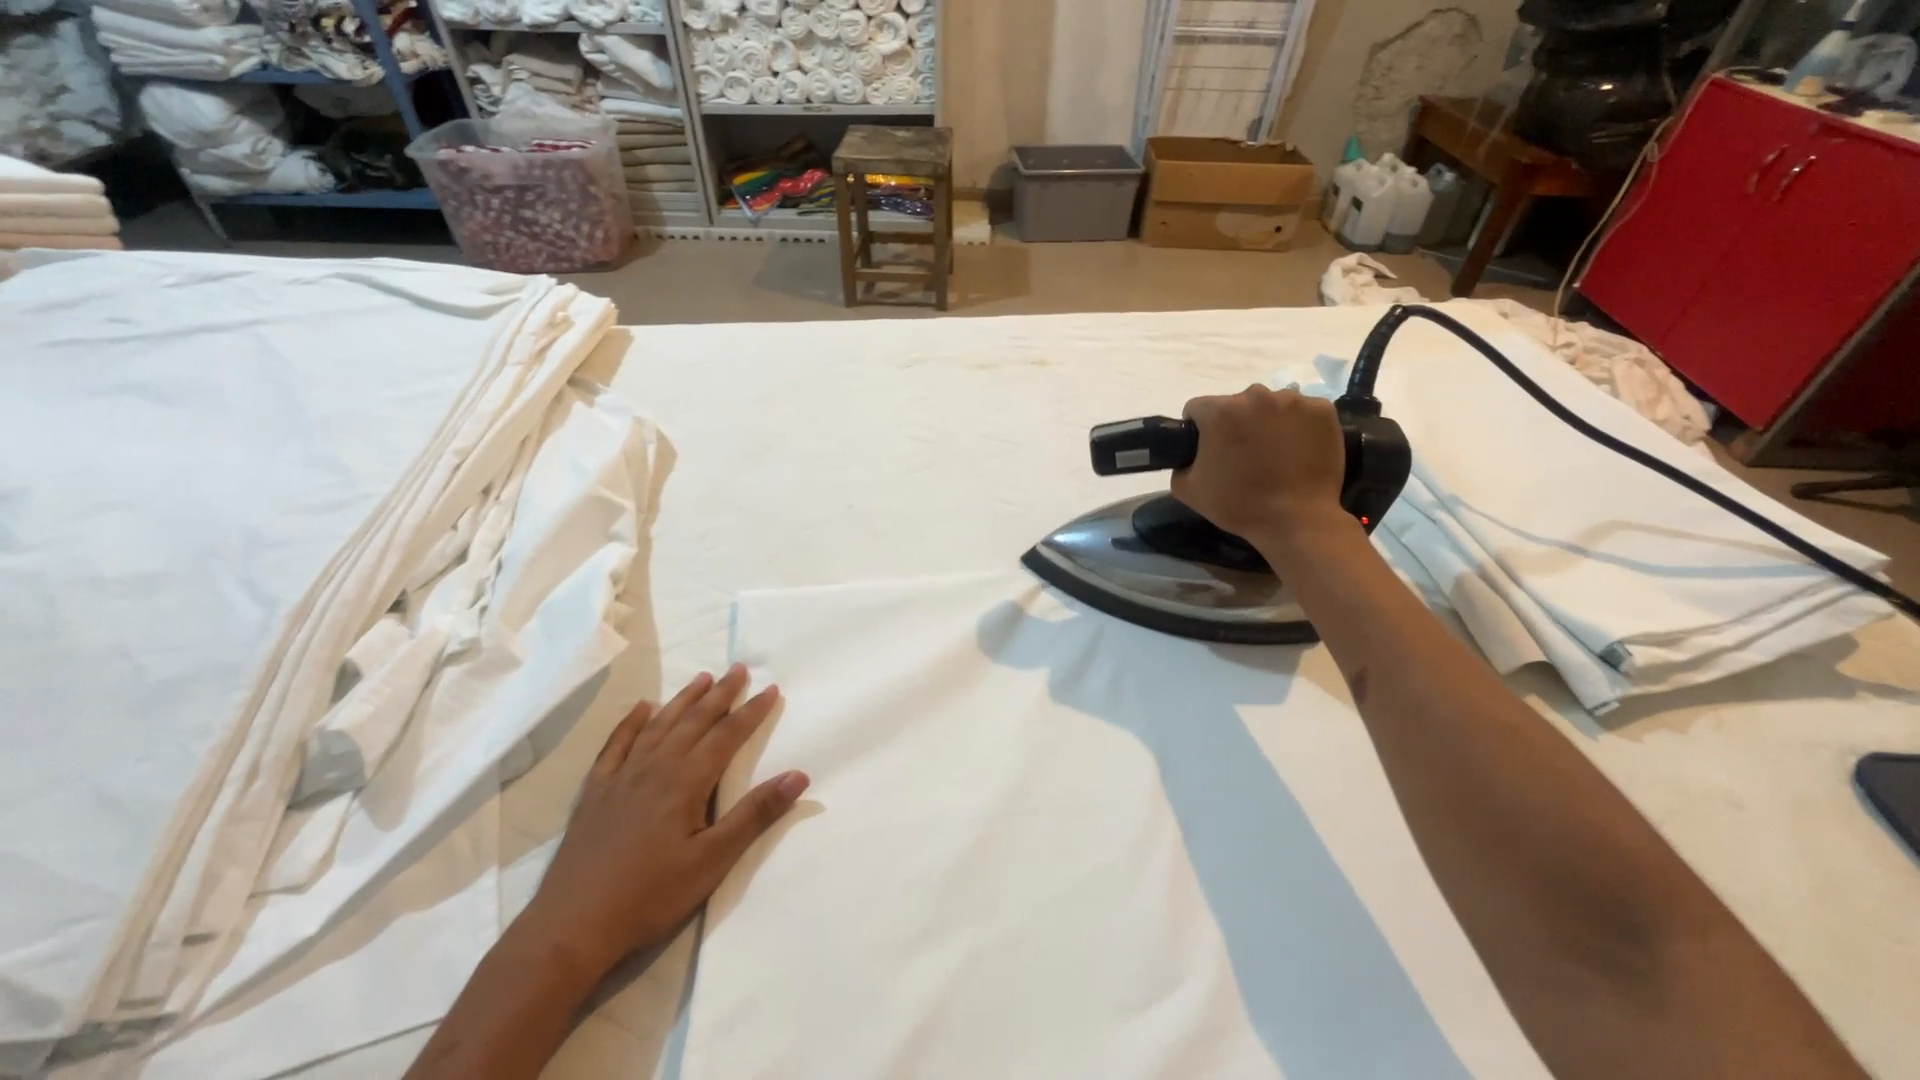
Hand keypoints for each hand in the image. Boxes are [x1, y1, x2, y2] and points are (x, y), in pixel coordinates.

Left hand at [517, 665, 808, 980]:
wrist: (573, 925)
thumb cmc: (651, 895)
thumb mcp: (713, 861)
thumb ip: (755, 815)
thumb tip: (798, 775)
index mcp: (686, 782)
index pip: (726, 737)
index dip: (751, 712)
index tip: (771, 689)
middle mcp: (654, 768)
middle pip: (693, 722)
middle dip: (720, 695)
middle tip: (739, 669)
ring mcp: (621, 778)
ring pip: (658, 726)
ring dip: (682, 700)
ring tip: (702, 678)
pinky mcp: (596, 793)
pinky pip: (616, 745)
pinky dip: (631, 723)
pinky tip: (641, 709)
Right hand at [1171, 385, 1347, 541]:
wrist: (1296, 520)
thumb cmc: (1239, 505)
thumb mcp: (1188, 490)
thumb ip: (1180, 464)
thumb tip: (1190, 456)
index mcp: (1220, 411)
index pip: (1198, 408)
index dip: (1199, 429)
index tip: (1209, 450)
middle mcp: (1256, 396)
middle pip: (1237, 404)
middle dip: (1237, 424)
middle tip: (1245, 455)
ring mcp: (1294, 401)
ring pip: (1271, 405)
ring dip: (1268, 422)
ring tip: (1275, 454)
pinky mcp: (1323, 410)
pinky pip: (1303, 411)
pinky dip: (1298, 425)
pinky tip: (1298, 449)